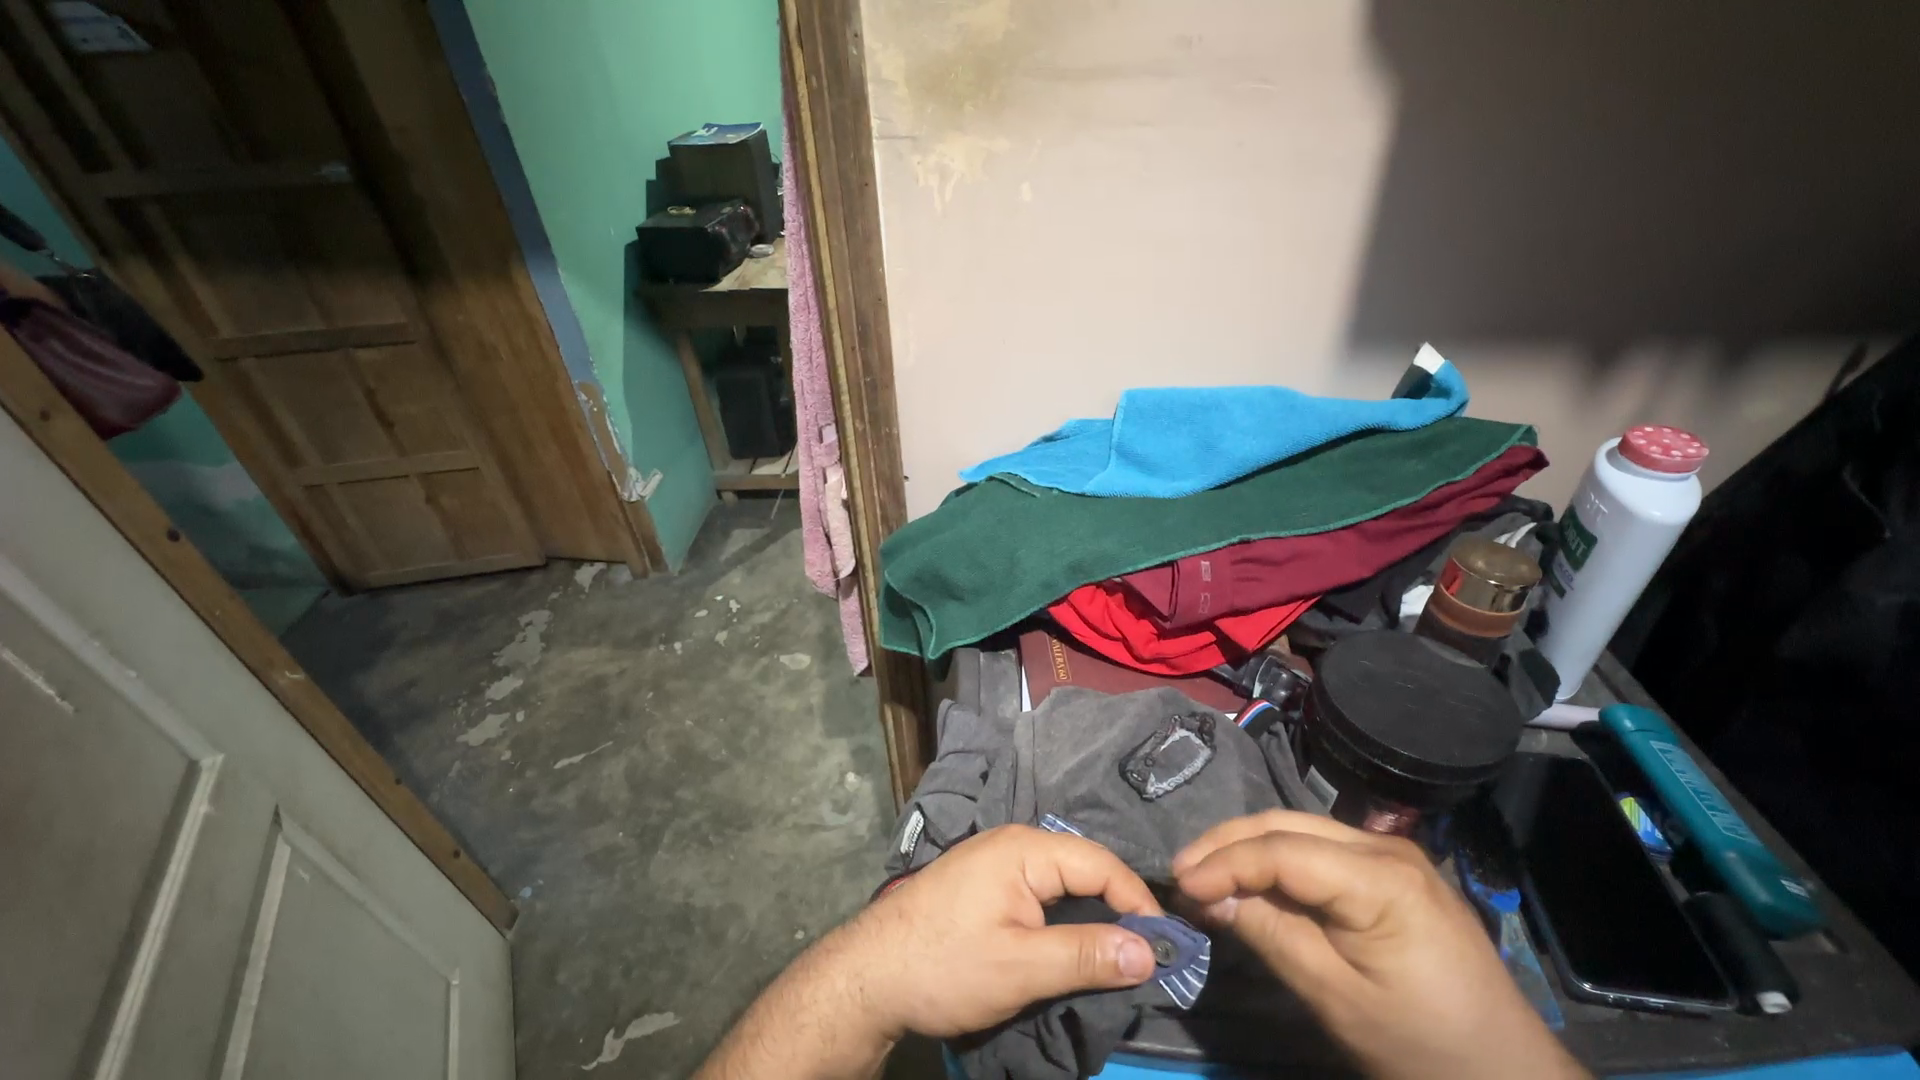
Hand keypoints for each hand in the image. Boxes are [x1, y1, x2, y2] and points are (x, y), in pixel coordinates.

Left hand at [698, 825, 1162, 1079]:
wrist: (867, 977)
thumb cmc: (944, 966)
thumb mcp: (1021, 967)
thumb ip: (1087, 955)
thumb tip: (1150, 951)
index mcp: (1024, 849)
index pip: (1101, 864)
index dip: (1138, 903)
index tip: (1165, 947)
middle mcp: (1012, 844)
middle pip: (1082, 868)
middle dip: (1117, 908)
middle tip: (1148, 954)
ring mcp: (994, 862)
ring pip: (1061, 882)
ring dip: (1090, 915)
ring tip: (1118, 955)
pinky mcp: (983, 885)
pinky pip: (1039, 893)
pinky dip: (1063, 918)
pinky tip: (1073, 946)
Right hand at [1172, 811, 1587, 1079]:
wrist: (1507, 1074)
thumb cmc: (1420, 1045)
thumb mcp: (1335, 997)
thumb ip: (1270, 933)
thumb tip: (1210, 896)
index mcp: (1380, 877)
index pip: (1281, 849)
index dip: (1223, 863)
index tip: (1179, 887)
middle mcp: (1384, 847)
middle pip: (1286, 824)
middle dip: (1226, 844)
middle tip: (1179, 873)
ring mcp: (1392, 854)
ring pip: (1298, 828)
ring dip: (1246, 847)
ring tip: (1203, 873)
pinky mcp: (1392, 871)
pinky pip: (1319, 848)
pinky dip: (1275, 858)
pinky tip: (1250, 878)